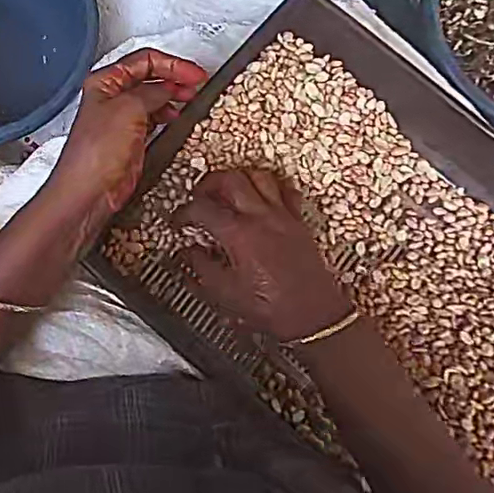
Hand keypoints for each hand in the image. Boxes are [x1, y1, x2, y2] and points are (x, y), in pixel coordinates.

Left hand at [40, 48, 207, 237]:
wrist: (90, 190)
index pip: (144, 61)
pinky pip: (154, 119)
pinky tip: (177, 117)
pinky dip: (168, 115)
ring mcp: (123, 119)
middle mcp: (112, 98)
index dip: (172, 64)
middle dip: (175, 77)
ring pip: (154, 98)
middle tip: (196, 83)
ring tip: (190, 98)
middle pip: (150, 77)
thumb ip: (152, 92)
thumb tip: (169, 87)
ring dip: (173, 96)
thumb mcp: (128, 109)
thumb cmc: (95, 154)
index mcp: (105, 82)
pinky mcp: (132, 138)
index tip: (192, 73)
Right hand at [175, 168, 354, 340]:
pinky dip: (271, 187)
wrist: (313, 316)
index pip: (202, 208)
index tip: (180, 221)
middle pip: (230, 179)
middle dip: (208, 183)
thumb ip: (202, 267)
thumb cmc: (274, 308)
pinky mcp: (298, 222)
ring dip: (239, 178)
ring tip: (228, 190)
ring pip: (259, 176)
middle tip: (199, 195)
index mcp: (239, 234)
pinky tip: (263, 196)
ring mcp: (283, 216)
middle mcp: (261, 218)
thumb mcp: (226, 293)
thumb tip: (189, 253)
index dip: (184, 212)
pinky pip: (285, 190)